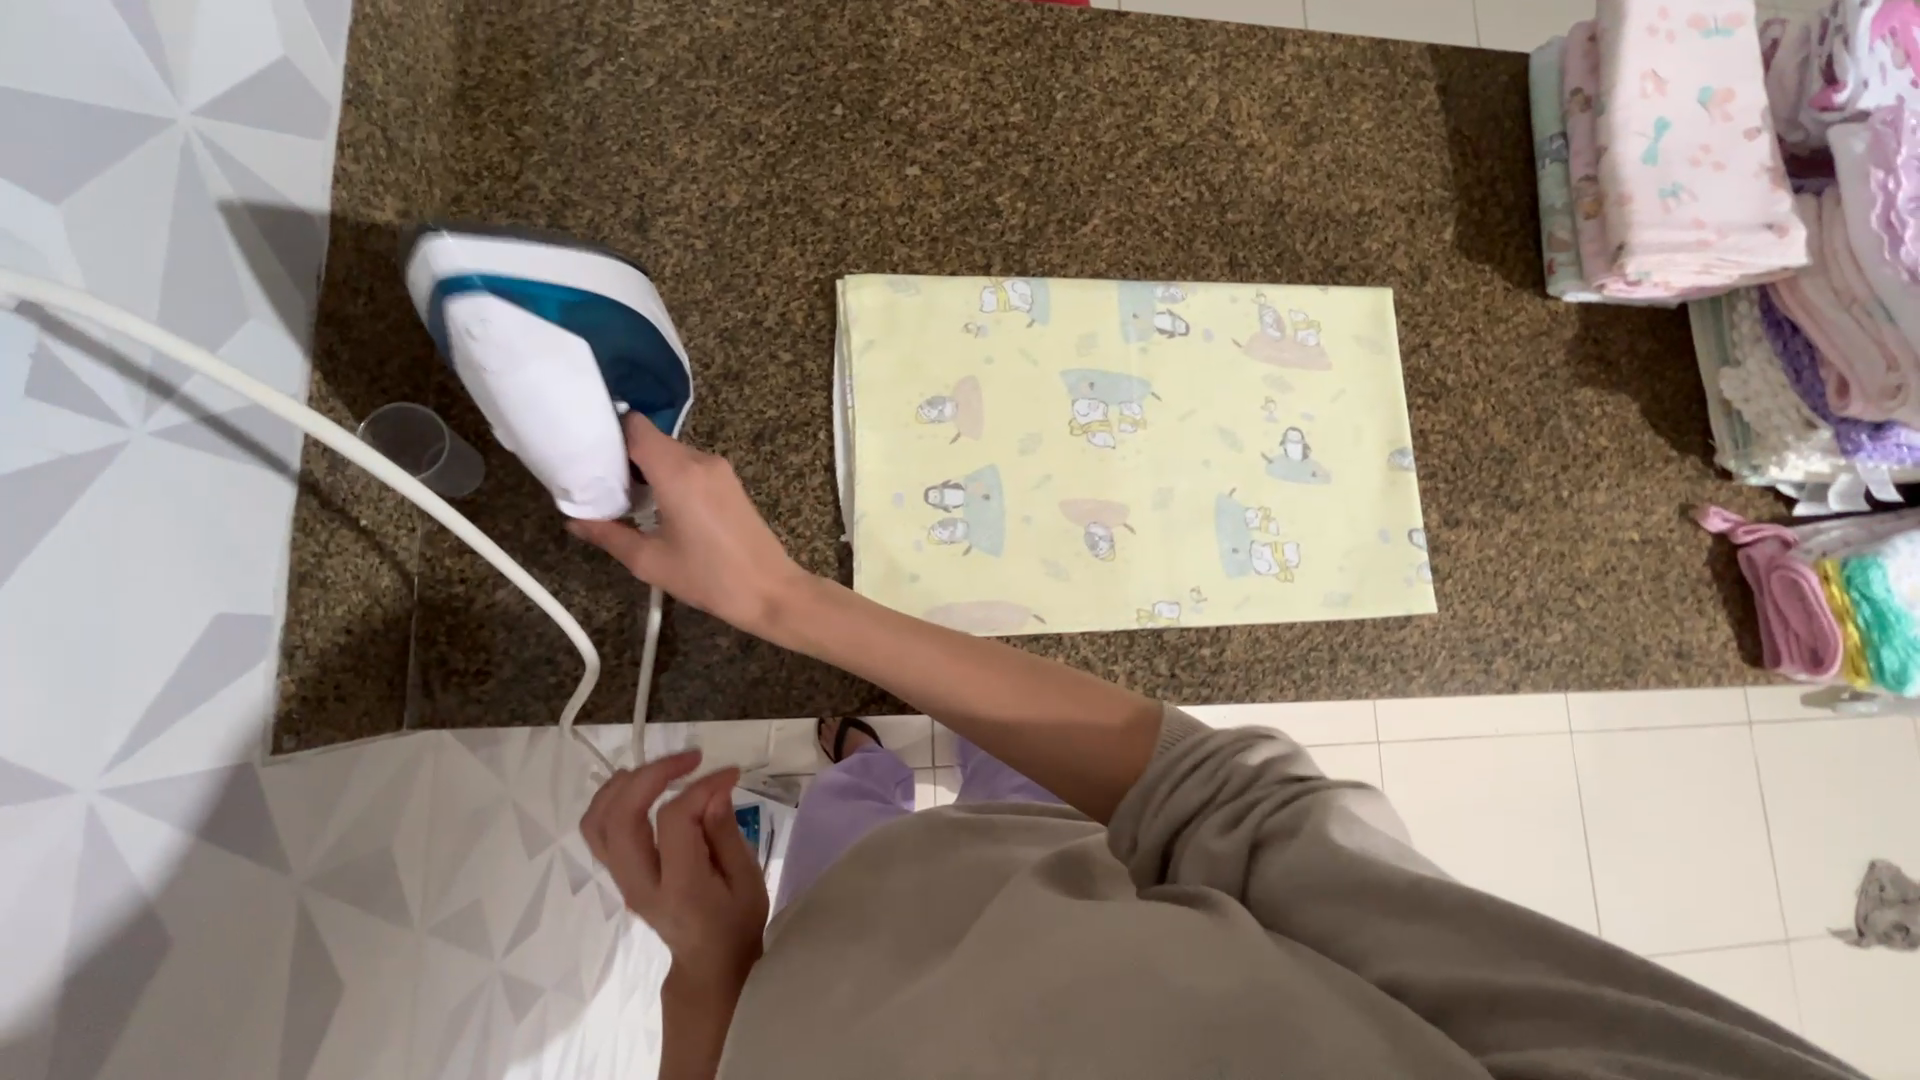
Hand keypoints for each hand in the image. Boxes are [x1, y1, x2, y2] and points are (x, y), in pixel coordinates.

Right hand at [567, 413, 811, 636]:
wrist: (770, 590)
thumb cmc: (709, 577)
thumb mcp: (650, 561)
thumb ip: (608, 535)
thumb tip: (575, 521)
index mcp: (678, 472)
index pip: (635, 426)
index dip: (608, 433)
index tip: (586, 454)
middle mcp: (701, 460)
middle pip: (652, 439)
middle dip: (624, 457)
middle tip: (599, 484)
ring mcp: (721, 470)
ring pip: (673, 453)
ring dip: (648, 469)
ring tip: (626, 499)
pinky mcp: (732, 484)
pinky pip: (692, 467)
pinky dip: (671, 477)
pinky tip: (658, 506)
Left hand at [579, 751, 768, 988]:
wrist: (709, 961)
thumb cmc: (736, 920)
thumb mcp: (747, 878)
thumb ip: (725, 832)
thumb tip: (714, 788)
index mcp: (680, 887)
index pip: (674, 820)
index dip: (701, 786)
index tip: (730, 774)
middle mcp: (640, 884)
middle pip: (621, 818)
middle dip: (653, 775)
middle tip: (691, 759)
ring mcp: (622, 880)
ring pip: (598, 823)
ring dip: (625, 784)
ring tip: (663, 768)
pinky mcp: (618, 874)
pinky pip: (597, 832)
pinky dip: (612, 799)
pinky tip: (640, 785)